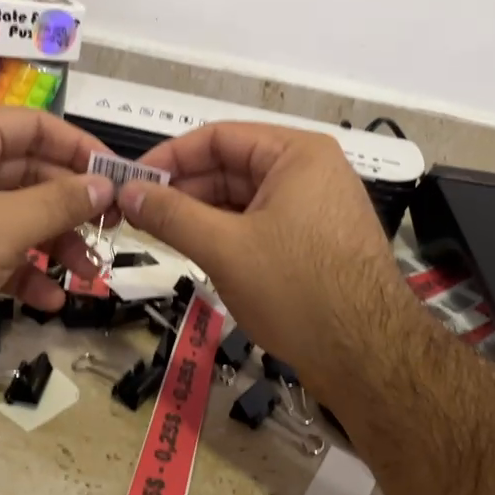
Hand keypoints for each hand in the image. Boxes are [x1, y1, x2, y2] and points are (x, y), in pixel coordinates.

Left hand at [0, 107, 119, 374]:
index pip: (35, 126)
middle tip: (111, 230)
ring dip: (53, 245)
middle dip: (71, 208)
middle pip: (29, 175)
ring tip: (88, 274)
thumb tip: (106, 185)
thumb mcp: (5, 225)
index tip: (118, 176)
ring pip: (15, 217)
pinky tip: (49, 300)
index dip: (80, 149)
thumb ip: (61, 202)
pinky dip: (23, 271)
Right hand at [116, 123, 410, 382]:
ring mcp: (315, 208)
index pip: (219, 137)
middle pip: (231, 167)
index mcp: (297, 154)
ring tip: (156, 234)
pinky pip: (259, 225)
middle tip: (133, 213)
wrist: (368, 357)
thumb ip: (171, 215)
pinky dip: (226, 235)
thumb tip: (126, 191)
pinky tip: (195, 252)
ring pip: (243, 200)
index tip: (129, 180)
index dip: (170, 157)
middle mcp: (310, 171)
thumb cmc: (297, 290)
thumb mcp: (225, 248)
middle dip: (182, 190)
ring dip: (200, 215)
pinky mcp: (315, 242)